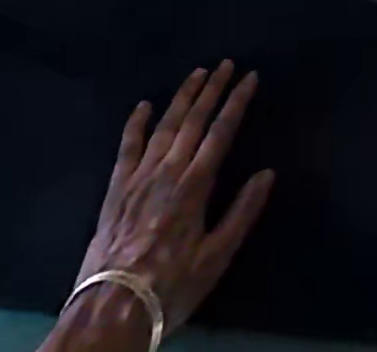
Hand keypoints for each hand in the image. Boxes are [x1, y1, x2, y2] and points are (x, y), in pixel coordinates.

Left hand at [41, 61, 275, 351]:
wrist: (109, 313)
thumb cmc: (171, 286)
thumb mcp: (217, 257)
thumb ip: (243, 212)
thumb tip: (267, 173)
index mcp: (195, 185)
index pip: (222, 131)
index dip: (237, 101)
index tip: (250, 77)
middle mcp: (167, 171)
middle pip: (194, 120)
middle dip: (212, 88)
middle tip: (226, 63)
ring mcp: (138, 177)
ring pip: (164, 126)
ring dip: (182, 97)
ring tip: (196, 73)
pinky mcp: (116, 190)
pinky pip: (127, 148)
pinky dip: (135, 124)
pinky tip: (143, 106)